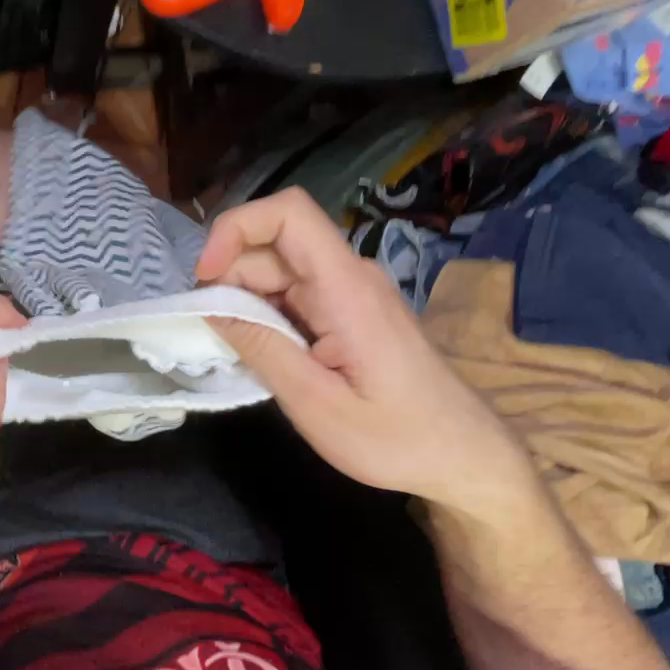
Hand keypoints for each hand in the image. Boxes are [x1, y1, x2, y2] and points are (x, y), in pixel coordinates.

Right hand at [195, 189, 535, 513]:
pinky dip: (265, 315)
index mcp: (347, 288)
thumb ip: (262, 348)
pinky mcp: (349, 312)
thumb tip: (211, 306)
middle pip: (274, 246)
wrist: (463, 456)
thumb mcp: (316, 404)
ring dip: (245, 301)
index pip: (289, 213)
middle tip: (212, 334)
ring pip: (279, 272)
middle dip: (229, 278)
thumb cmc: (396, 438)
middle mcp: (349, 277)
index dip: (236, 229)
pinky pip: (294, 295)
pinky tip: (261, 354)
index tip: (206, 279)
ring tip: (236, 352)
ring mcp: (351, 293)